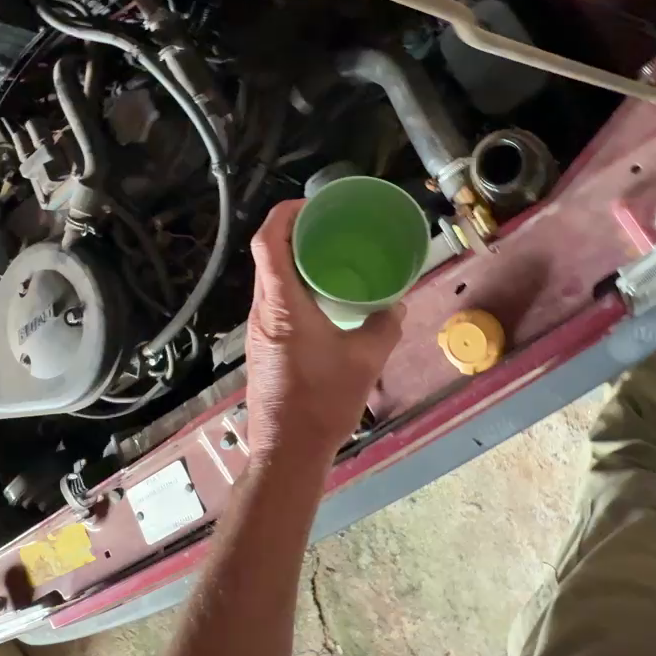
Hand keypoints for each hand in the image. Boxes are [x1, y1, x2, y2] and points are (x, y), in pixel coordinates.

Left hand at [243, 200, 403, 466]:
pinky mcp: (263, 346)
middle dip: (292, 233)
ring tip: (327, 255)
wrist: (287, 450)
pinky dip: (292, 287)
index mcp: (281, 306)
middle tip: (326, 225)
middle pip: (266, 256)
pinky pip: (273, 301)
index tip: (309, 205)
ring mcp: (258, 330)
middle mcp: (262, 311)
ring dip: (291, 261)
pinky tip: (321, 298)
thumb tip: (397, 304)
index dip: (283, 215)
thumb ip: (384, 326)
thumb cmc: (323, 402)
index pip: (267, 243)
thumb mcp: (366, 360)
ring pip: (268, 280)